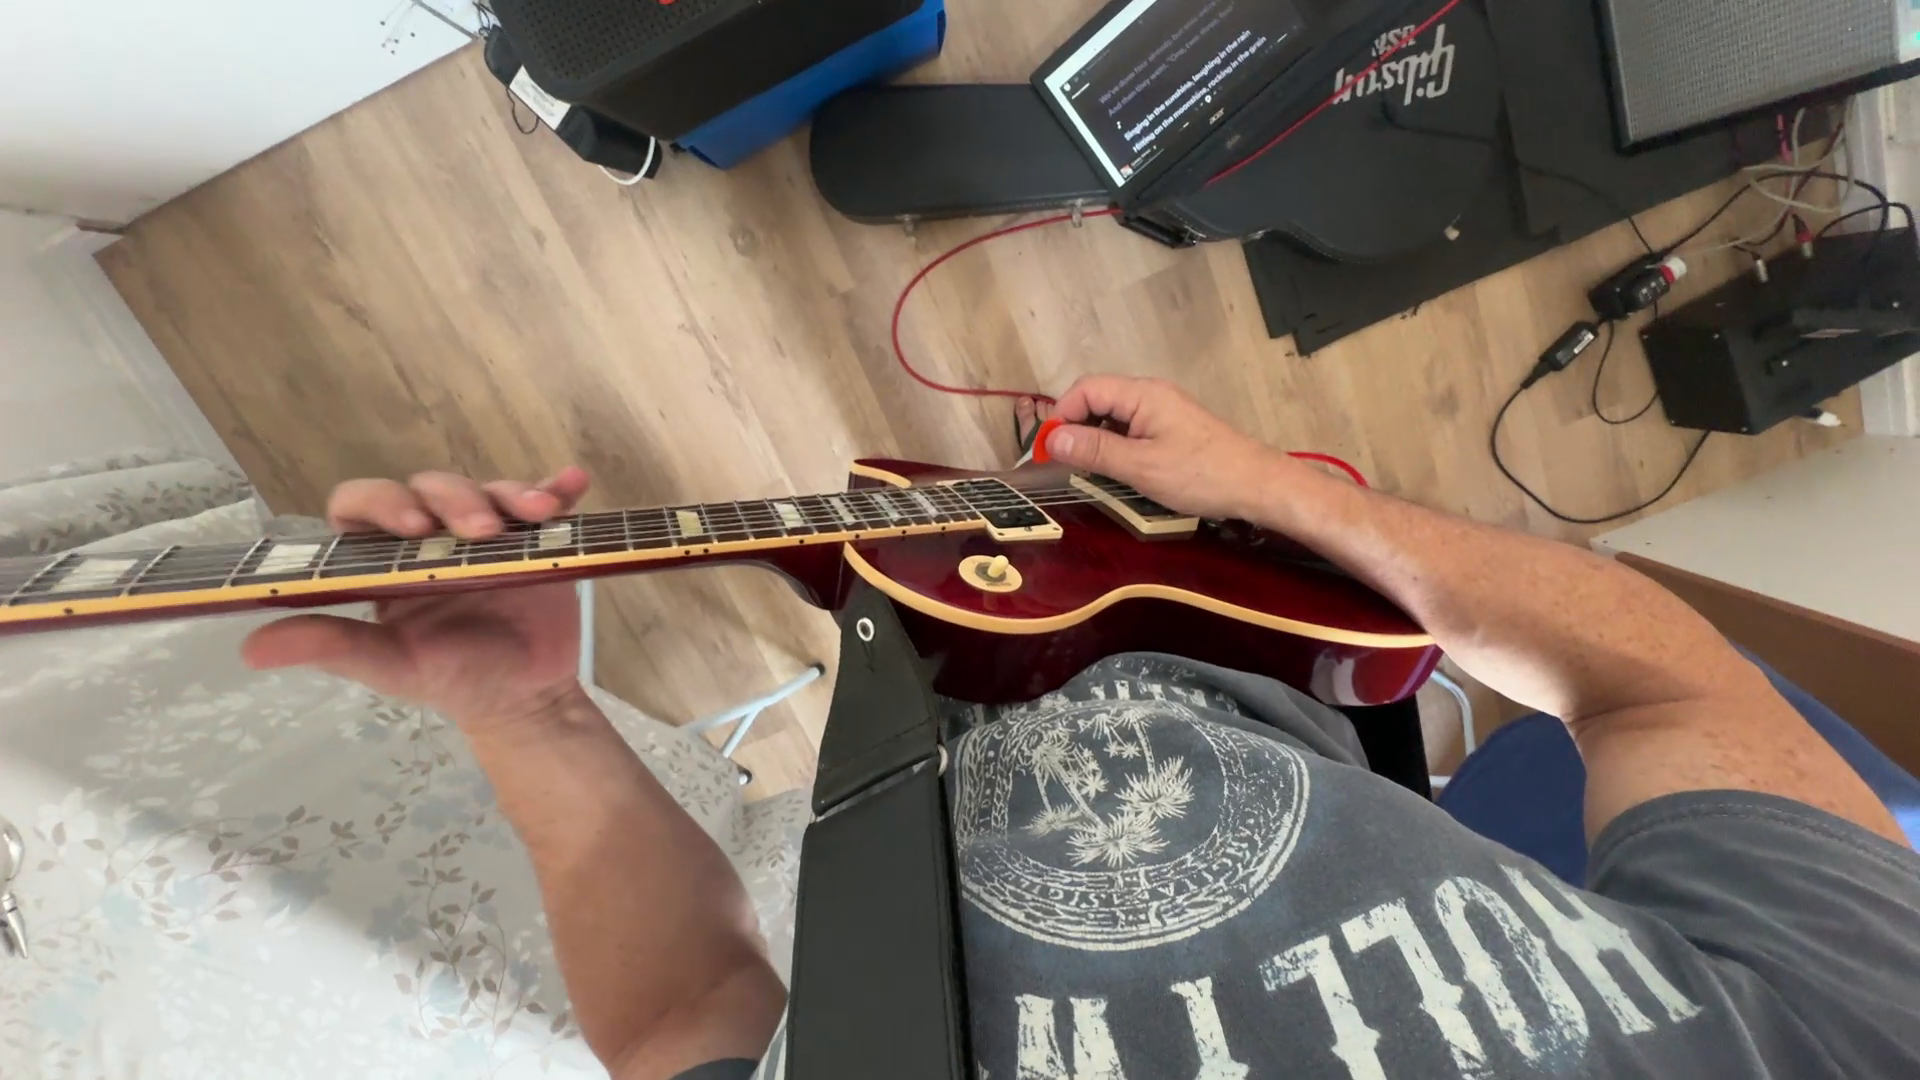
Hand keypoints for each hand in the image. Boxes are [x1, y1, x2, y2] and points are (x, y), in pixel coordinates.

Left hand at [241, 467, 593, 732]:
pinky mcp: (539, 538)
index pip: (363, 507)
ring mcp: (491, 535)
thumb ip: (336, 647)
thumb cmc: (457, 680)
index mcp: (388, 562)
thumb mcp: (394, 667)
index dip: (384, 503)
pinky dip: (562, 487)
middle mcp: (436, 538)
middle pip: (432, 488)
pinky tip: (576, 482)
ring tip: (541, 511)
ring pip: (491, 489)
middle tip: (485, 531)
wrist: (528, 695)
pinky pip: (549, 503)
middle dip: (458, 499)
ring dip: (514, 491)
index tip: (418, 528)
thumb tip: (252, 646)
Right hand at [1046, 375, 1299, 519]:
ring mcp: (1162, 410)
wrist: (1256, 485)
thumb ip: (1094, 451)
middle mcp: (1150, 394)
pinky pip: (1130, 427)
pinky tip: (1114, 468)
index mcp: (1142, 394)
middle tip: (1063, 461)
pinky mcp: (1171, 427)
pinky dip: (1113, 444)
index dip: (1062, 415)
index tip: (1049, 449)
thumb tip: (1052, 438)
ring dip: (1094, 437)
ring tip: (1086, 468)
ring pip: (1113, 415)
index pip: (1086, 389)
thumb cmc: (1200, 475)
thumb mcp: (1140, 466)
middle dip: (1075, 426)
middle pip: (1098, 398)